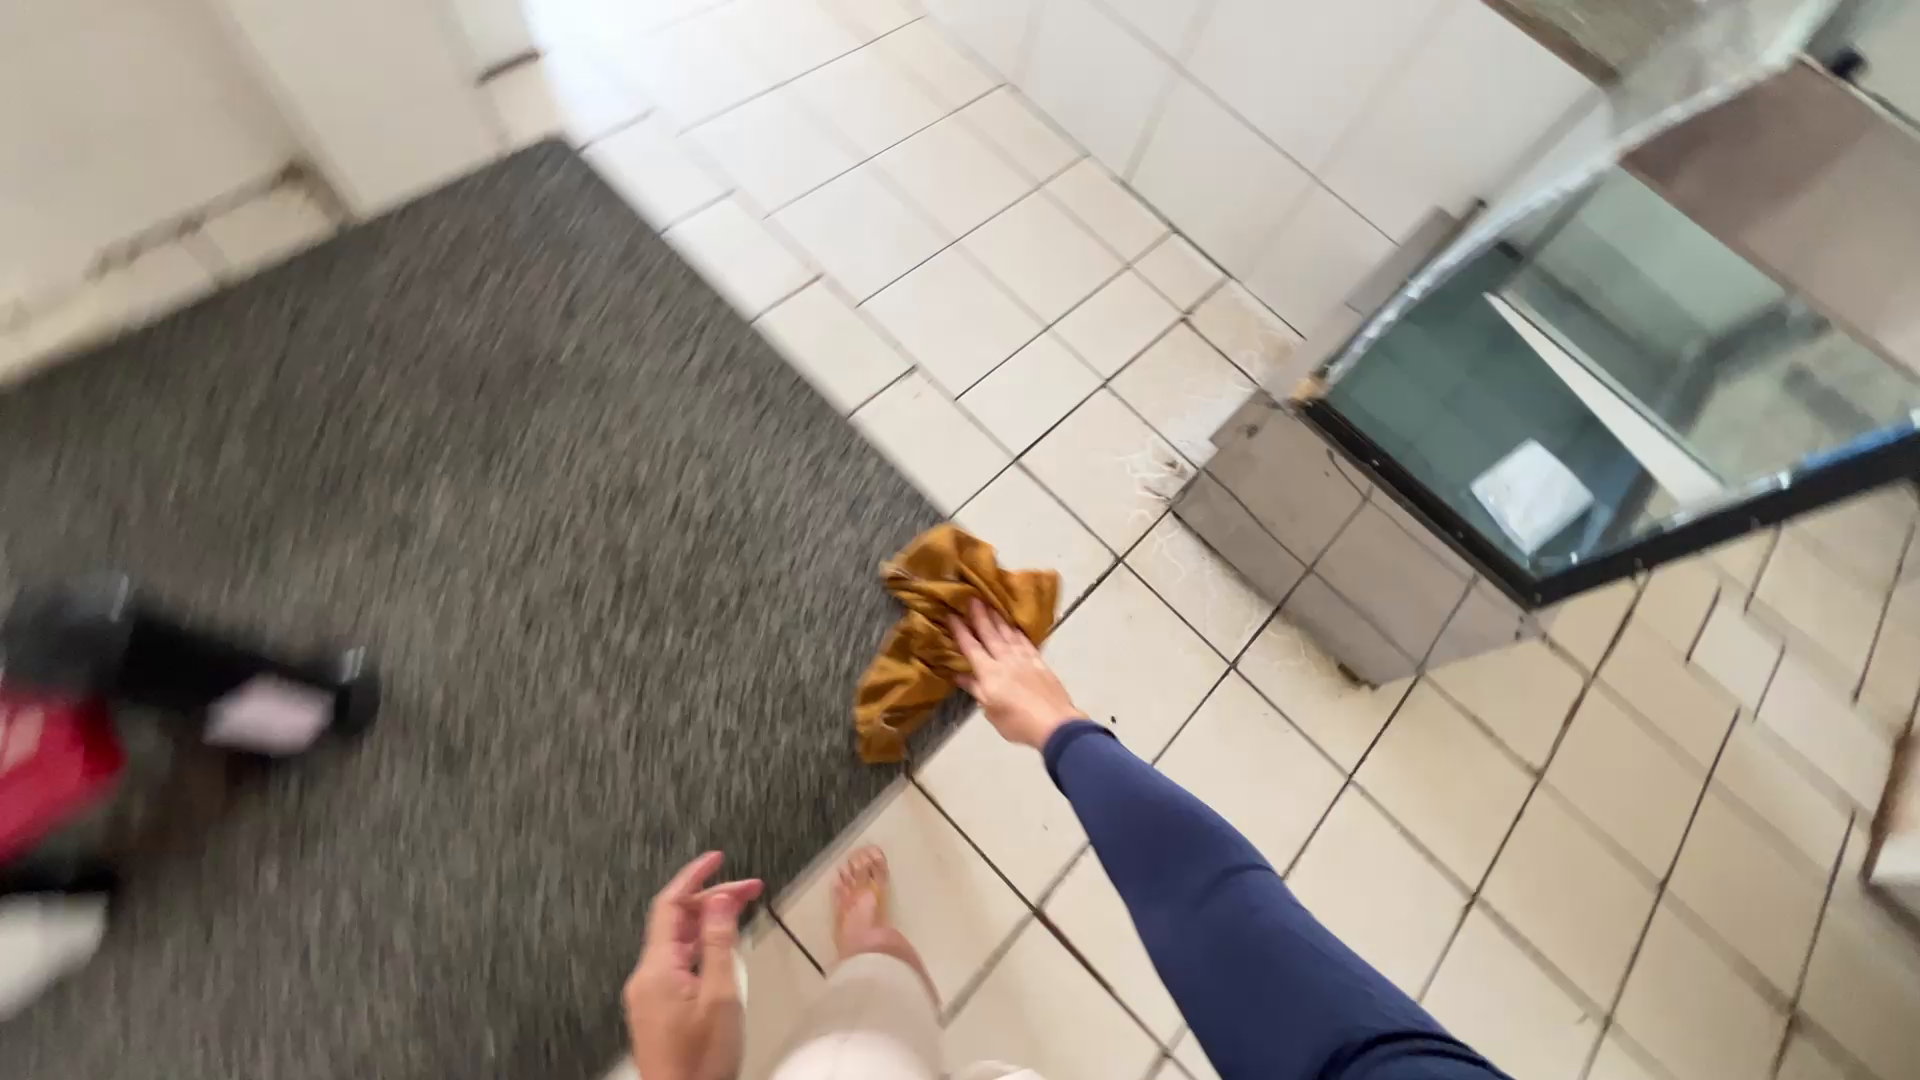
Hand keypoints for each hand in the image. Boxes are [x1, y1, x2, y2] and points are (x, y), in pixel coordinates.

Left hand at [624, 852, 764, 1079]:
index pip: (670, 905)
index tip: (718, 858)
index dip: (694, 877)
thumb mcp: (721, 995)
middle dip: (713, 898)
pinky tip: (724, 946)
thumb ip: (719, 942)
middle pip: (677, 921)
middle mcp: (647, 978)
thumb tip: (719, 898)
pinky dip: (703, 944)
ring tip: (744, 909)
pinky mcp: (659, 1011)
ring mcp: (651, 996)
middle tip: (753, 889)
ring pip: (680, 942)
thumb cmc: (703, 1061)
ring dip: (710, 920)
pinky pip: (680, 962)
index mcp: (656, 969)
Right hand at [951, 600, 1081, 749]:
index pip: (971, 647)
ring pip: (1007, 633)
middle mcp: (1005, 660)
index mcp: (989, 672)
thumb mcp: (990, 711)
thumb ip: (976, 689)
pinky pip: (1025, 641)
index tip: (952, 615)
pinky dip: (1018, 632)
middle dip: (980, 615)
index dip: (960, 631)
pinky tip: (1014, 626)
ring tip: (991, 605)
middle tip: (973, 597)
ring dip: (998, 618)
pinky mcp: (1039, 661)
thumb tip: (959, 675)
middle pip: (990, 633)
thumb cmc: (1017, 723)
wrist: (1054, 724)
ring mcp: (1024, 659)